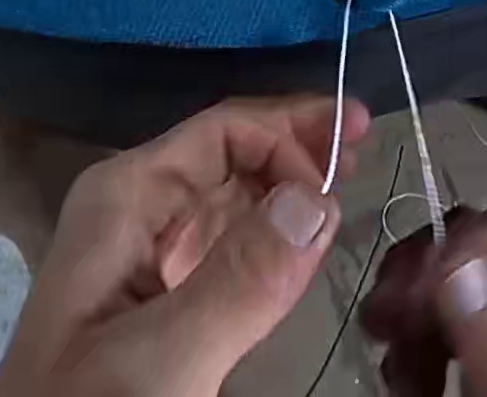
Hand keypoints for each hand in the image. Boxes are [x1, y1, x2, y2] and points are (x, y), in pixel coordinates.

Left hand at [0, 96, 371, 396]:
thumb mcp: (163, 359)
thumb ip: (240, 280)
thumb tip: (317, 197)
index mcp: (126, 193)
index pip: (218, 132)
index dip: (283, 140)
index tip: (338, 186)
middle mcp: (137, 204)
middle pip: (228, 149)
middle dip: (293, 136)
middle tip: (360, 127)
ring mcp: (148, 246)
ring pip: (231, 188)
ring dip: (288, 173)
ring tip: (346, 162)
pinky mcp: (162, 289)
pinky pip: (227, 237)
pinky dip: (271, 223)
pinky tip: (303, 223)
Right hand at [361, 206, 486, 396]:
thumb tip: (449, 261)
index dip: (442, 253)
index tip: (391, 305)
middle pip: (486, 252)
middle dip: (423, 285)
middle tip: (378, 332)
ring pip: (476, 282)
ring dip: (423, 319)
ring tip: (399, 378)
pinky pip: (486, 320)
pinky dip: (443, 343)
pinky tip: (421, 381)